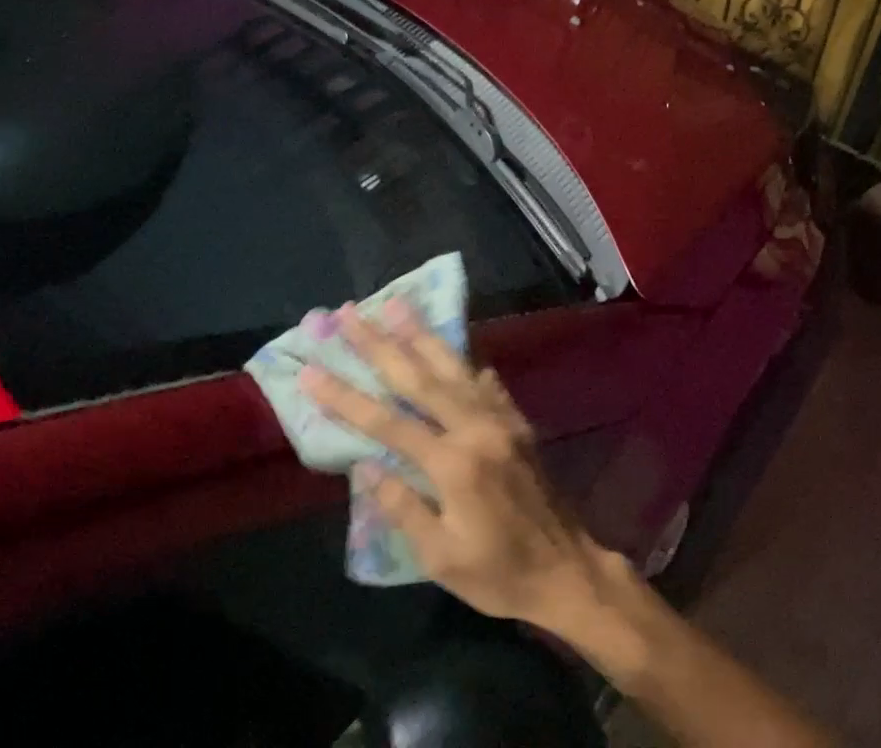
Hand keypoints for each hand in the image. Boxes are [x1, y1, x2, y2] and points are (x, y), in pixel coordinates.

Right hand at [297, 303, 616, 629]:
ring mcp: (503, 424)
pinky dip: (468, 364)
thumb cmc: (499, 575)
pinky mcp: (520, 427)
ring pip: (456, 370)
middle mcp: (478, 431)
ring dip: (424, 337)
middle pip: (421, 379)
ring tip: (398, 305)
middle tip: (350, 313)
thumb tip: (365, 466)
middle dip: (381, 344)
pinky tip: (458, 347)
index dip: (346, 397)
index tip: (311, 369)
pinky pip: (489, 386)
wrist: (569, 572)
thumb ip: (402, 506)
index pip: (387, 423)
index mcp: (453, 465)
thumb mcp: (440, 556)